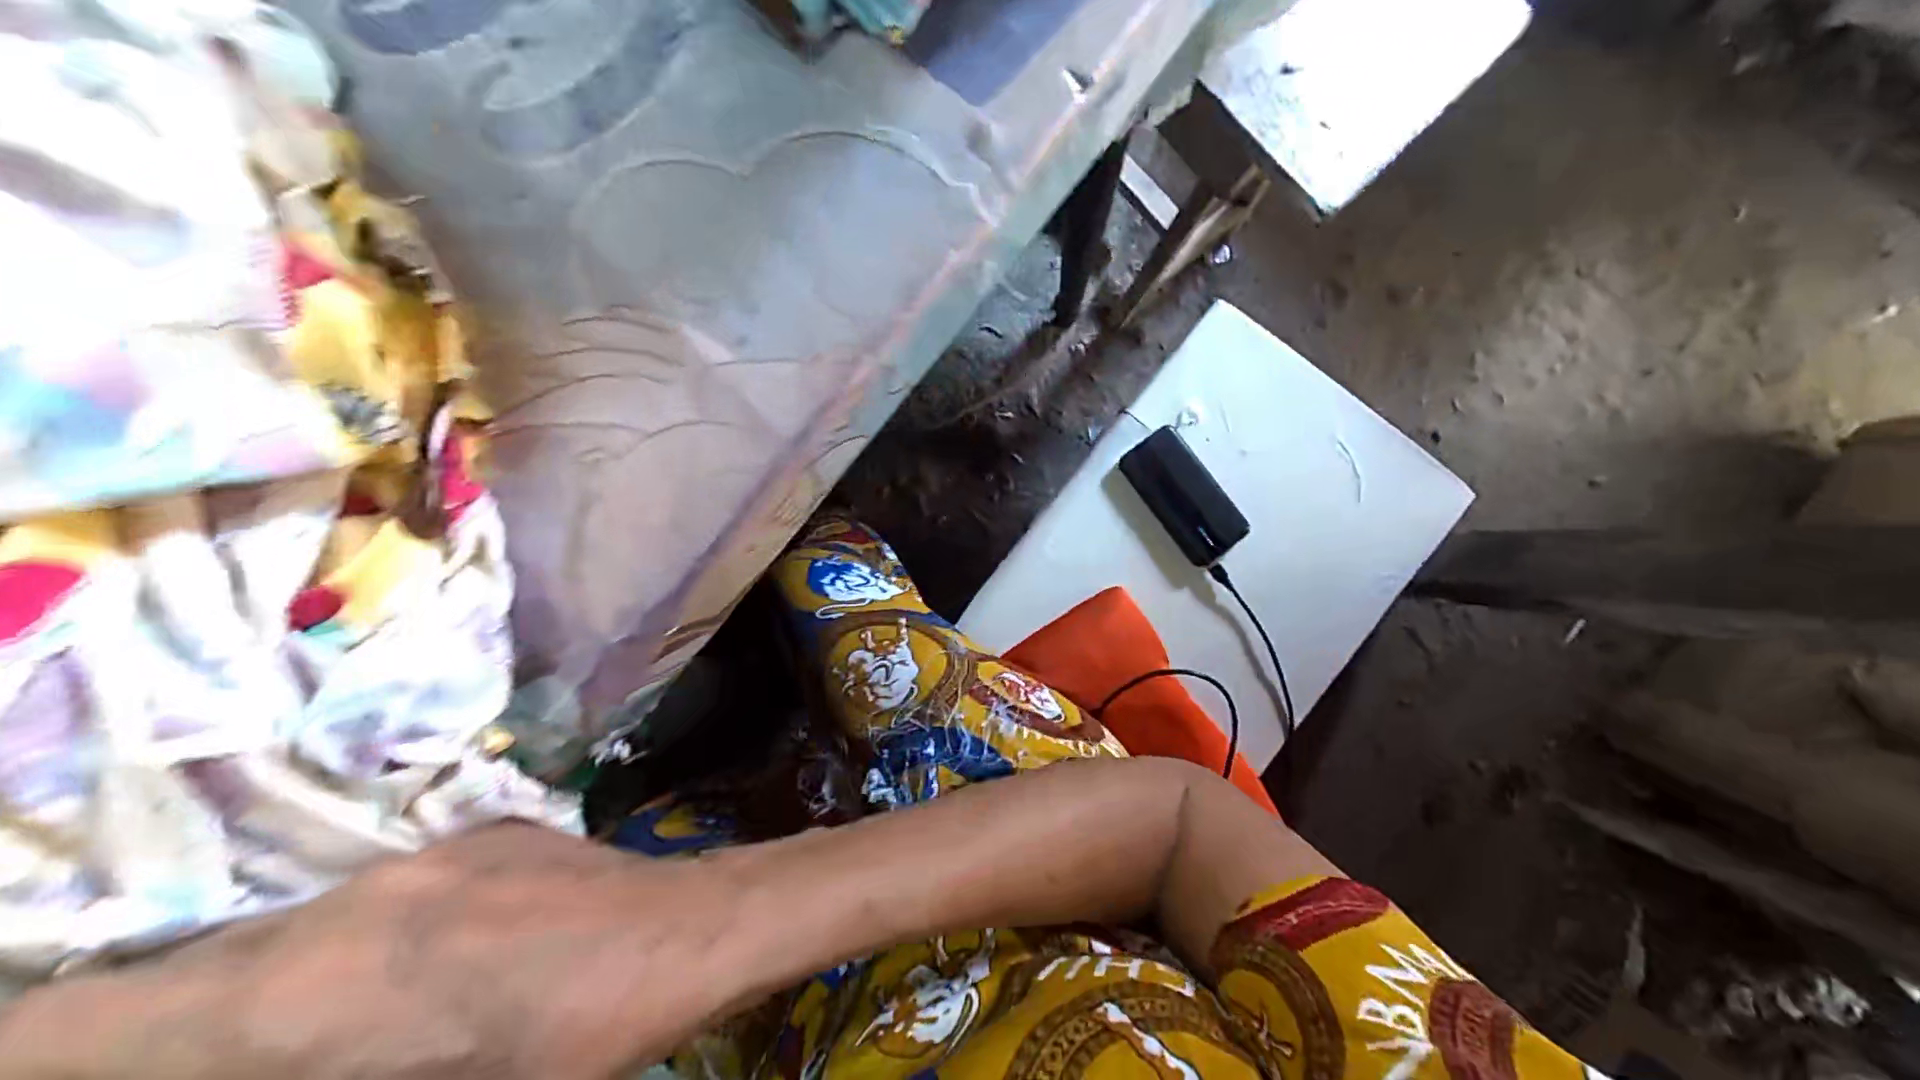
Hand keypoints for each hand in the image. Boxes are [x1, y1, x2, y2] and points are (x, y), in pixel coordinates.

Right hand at [0, 823, 757, 1079]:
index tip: (56, 1054)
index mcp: (297, 995)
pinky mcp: (476, 833)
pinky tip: (406, 975)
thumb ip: (310, 1062)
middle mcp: (339, 907)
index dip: (38, 1046)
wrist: (679, 931)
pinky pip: (369, 896)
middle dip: (161, 1036)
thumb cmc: (566, 1047)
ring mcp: (417, 857)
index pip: (79, 1023)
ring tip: (311, 1034)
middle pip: (189, 976)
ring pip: (286, 930)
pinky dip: (348, 944)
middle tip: (201, 1057)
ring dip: (266, 987)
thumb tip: (283, 1038)